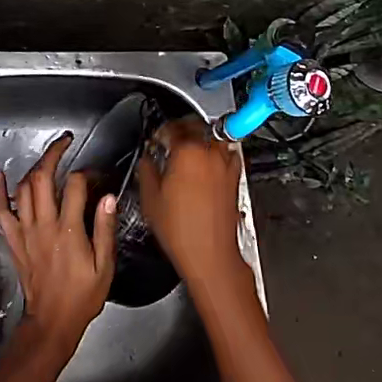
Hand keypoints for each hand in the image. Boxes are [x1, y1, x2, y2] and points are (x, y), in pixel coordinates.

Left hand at [0, 133, 117, 354]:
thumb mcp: (104, 265)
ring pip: (24, 188)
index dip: (88, 173)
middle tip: (65, 142)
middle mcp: (44, 226)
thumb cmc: (82, 296)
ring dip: (35, 168)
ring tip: (48, 159)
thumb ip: (105, 228)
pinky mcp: (14, 240)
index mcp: (69, 230)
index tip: (97, 175)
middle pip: (44, 178)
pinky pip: (2, 211)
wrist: (52, 322)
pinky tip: (0, 174)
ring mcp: (25, 232)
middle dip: (54, 153)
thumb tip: (109, 197)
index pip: (76, 185)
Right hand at [136, 117, 248, 291]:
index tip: (156, 138)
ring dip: (201, 139)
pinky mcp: (235, 178)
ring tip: (189, 151)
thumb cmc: (183, 231)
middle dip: (182, 130)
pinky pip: (227, 155)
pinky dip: (217, 154)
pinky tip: (207, 165)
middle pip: (196, 127)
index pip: (173, 127)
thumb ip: (147, 171)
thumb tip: (147, 161)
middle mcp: (210, 153)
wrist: (210, 255)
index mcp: (187, 152)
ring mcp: (225, 165)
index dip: (161, 131)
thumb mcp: (151, 199)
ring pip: (213, 138)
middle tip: (171, 139)